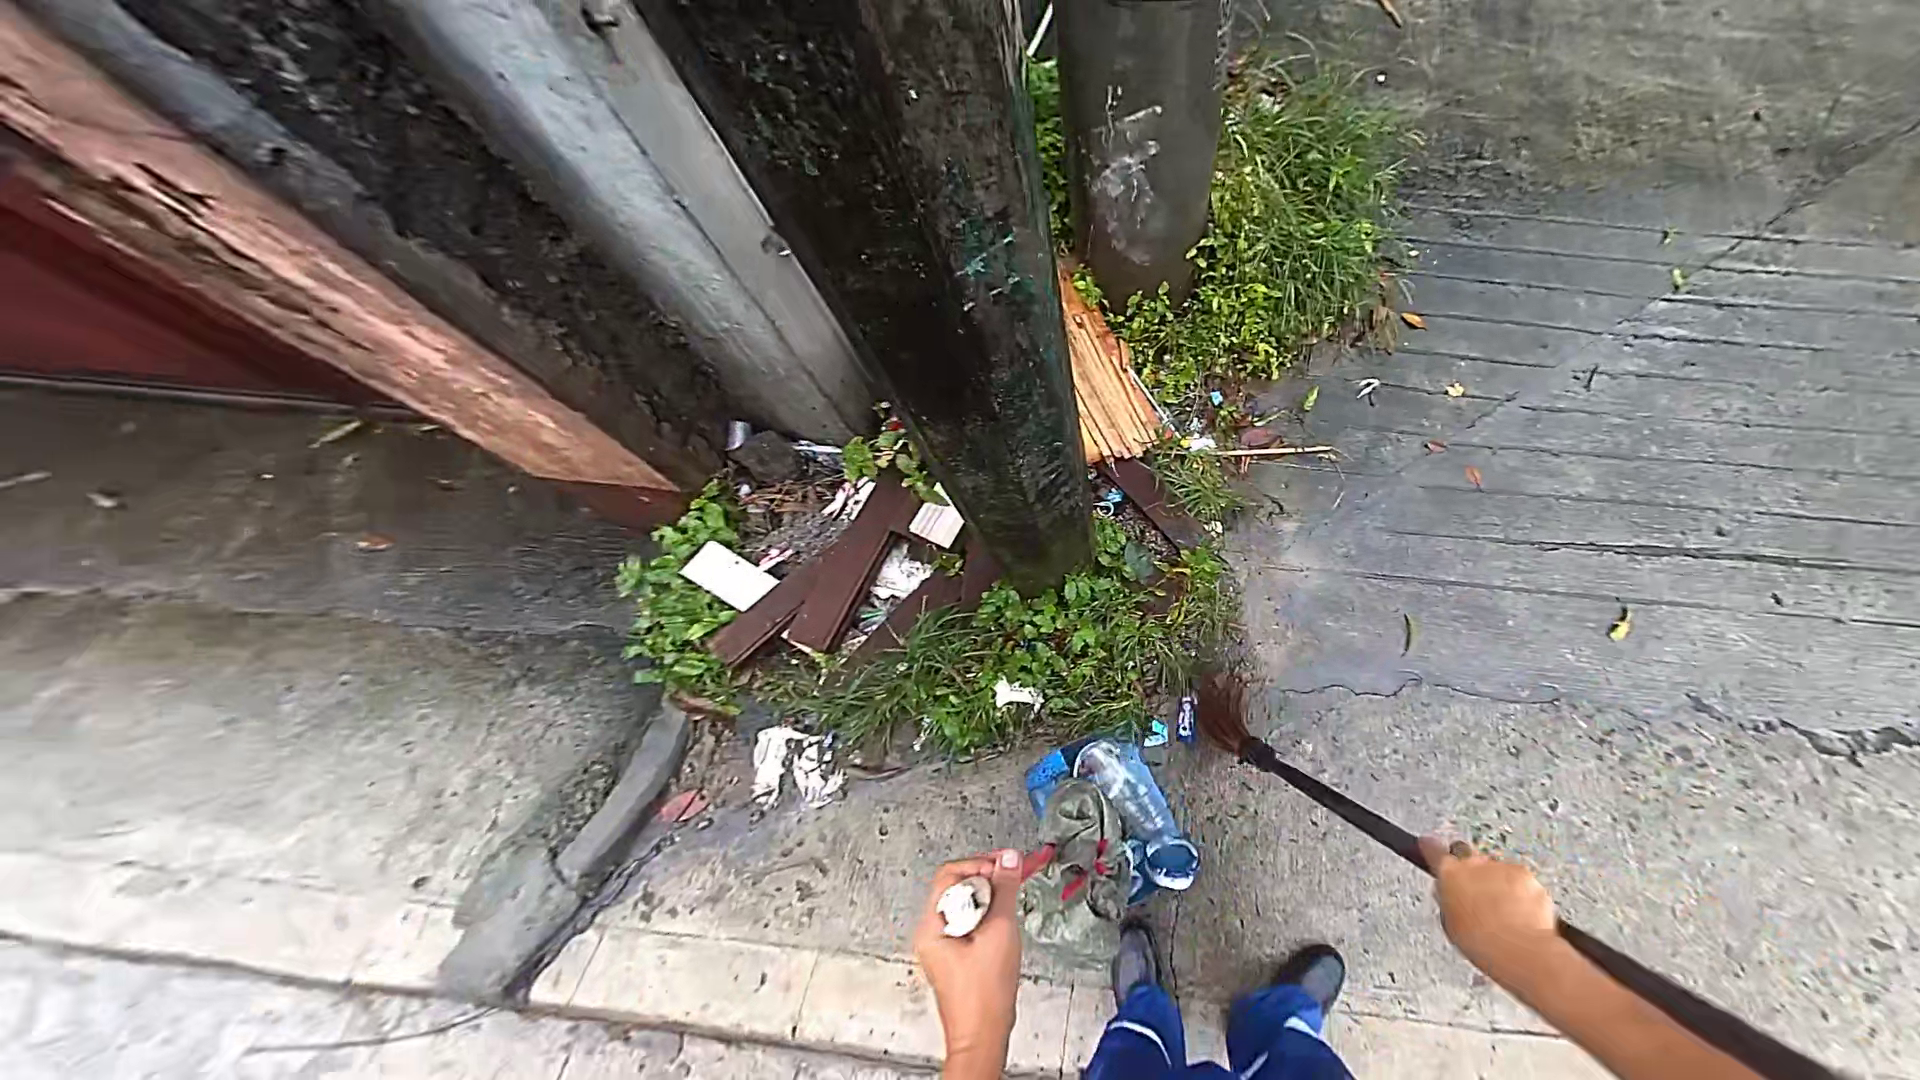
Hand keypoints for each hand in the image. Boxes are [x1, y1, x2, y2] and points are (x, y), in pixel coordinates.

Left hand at [912, 849, 1026, 1075]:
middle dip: (987, 879)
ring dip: (990, 897)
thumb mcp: (1000, 931)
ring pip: (966, 902)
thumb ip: (1005, 890)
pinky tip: (1004, 921)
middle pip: (958, 886)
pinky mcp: (956, 953)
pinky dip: (989, 913)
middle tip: (1010, 877)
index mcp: (932, 924)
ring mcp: (944, 943)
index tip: (1004, 866)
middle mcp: (933, 931)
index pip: (951, 874)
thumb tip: (1008, 860)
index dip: (980, 866)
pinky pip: (971, 919)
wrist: (984, 1038)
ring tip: (1009, 900)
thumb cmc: (984, 997)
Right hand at [1418, 835, 1558, 977]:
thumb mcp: (1449, 921)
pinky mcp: (1526, 876)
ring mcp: (1499, 867)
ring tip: (1508, 912)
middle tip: (1480, 896)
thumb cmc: (1482, 941)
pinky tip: (1525, 913)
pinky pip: (1523, 879)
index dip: (1431, 847)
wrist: (1520, 950)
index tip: (1430, 845)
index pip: (1431, 847)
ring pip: (1497, 868)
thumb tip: (1449, 893)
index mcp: (1446, 871)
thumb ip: (1446, 897)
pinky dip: (1524, 892)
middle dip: (1473, 872)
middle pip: (1468, 856)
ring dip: (1500, 883)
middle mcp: (1471, 863)